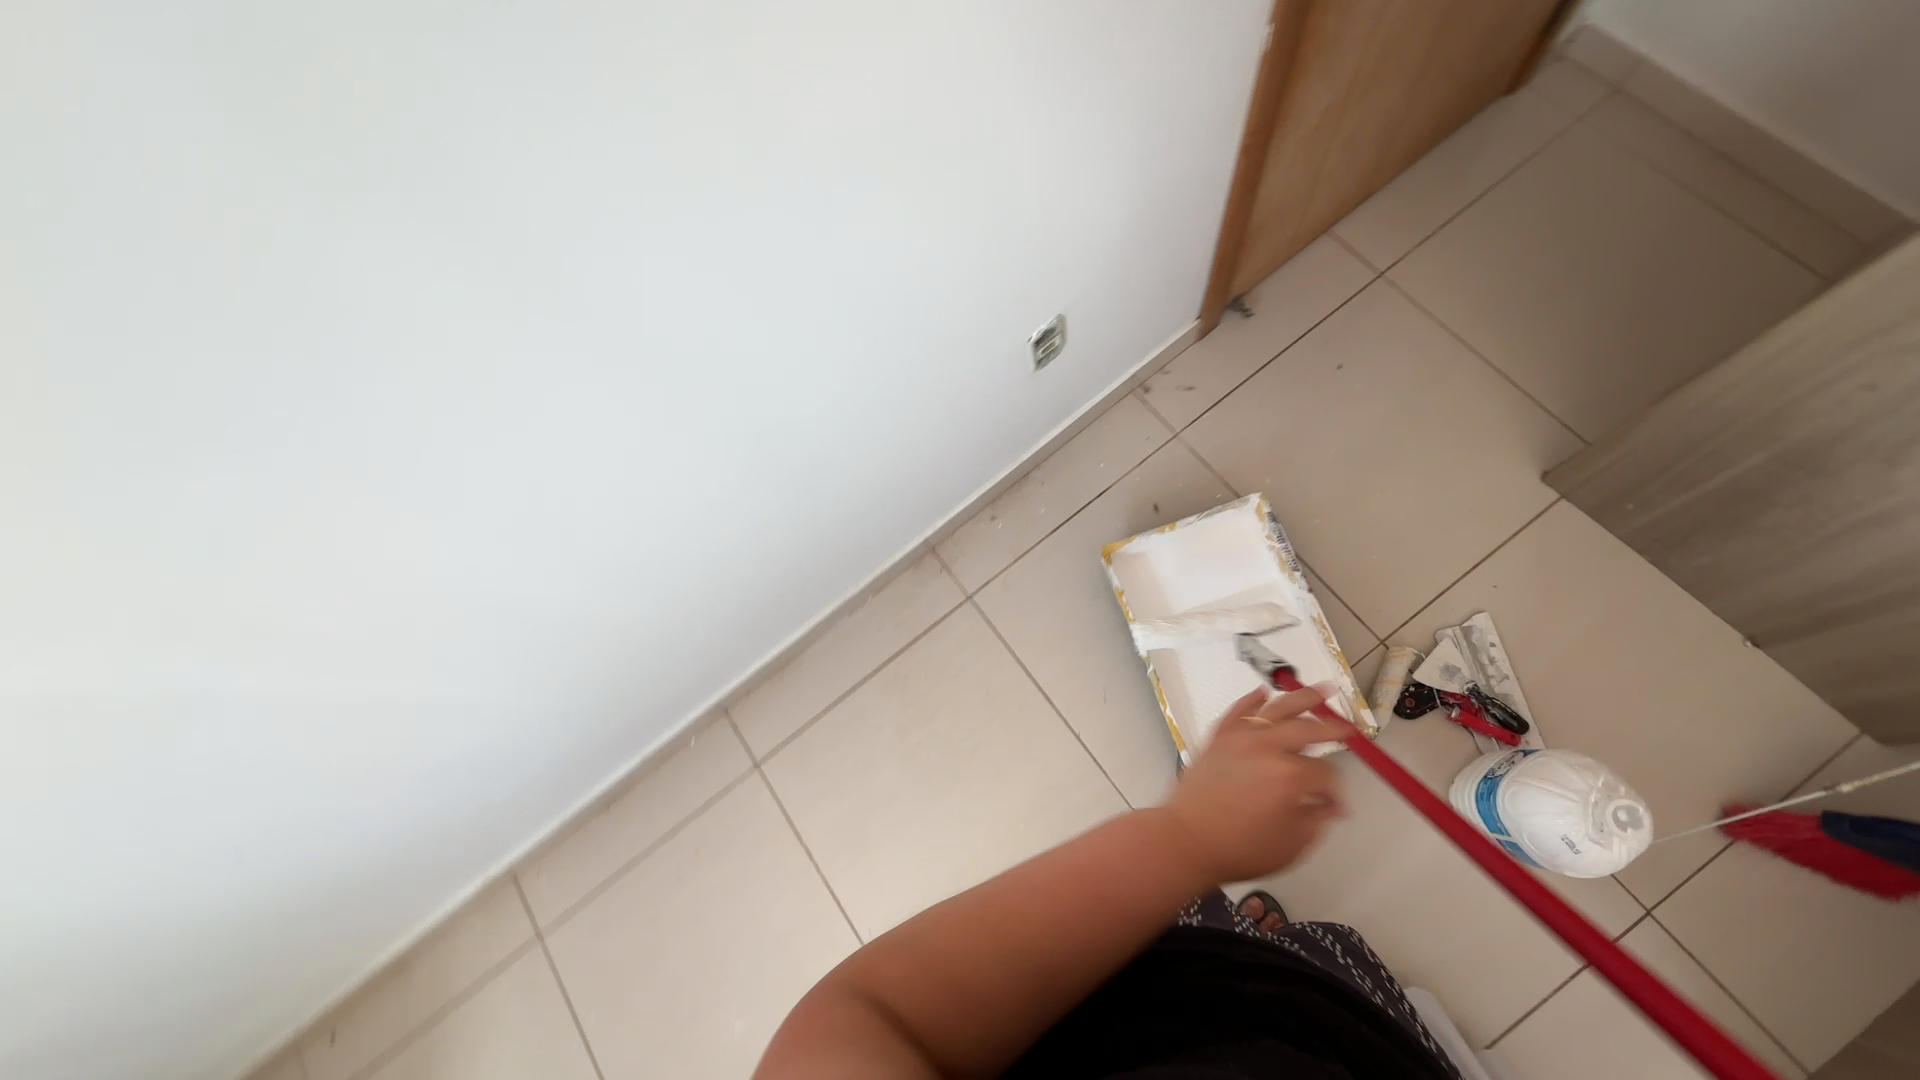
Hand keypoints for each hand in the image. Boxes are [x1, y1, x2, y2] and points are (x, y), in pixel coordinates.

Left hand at [1162, 684, 1349, 882]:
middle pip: (1308, 729)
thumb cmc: (1240, 848)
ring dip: (1302, 698)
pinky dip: (1251, 699)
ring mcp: (1240, 738)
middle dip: (1332, 728)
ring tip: (1322, 688)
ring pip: (1276, 709)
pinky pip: (1238, 711)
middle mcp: (1268, 748)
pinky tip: (1263, 692)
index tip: (1334, 803)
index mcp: (1291, 776)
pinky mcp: (1218, 737)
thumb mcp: (1292, 844)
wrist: (1186, 838)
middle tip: (1348, 727)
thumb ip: (1317, 819)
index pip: (1325, 773)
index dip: (1334, 790)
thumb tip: (1332, 805)